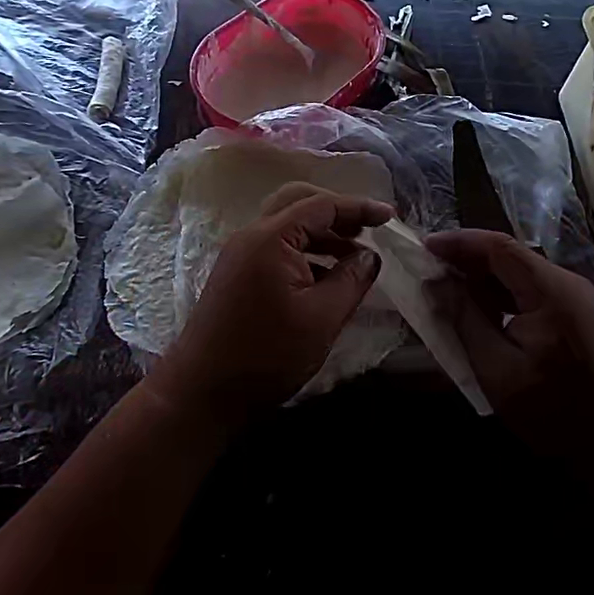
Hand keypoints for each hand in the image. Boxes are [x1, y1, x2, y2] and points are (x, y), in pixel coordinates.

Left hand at [148, 182, 391, 427]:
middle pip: (297, 203)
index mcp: (270, 238)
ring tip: (355, 256)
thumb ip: (350, 280)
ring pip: (285, 226)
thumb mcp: (321, 318)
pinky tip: (326, 277)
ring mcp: (239, 255)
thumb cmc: (266, 354)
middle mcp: (250, 236)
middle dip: (336, 213)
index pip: (320, 205)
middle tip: (369, 230)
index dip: (358, 208)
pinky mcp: (236, 275)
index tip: (390, 217)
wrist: (202, 391)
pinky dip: (303, 253)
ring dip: (321, 234)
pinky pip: (275, 249)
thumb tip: (370, 257)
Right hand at [425, 229, 593, 458]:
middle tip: (427, 267)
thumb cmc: (550, 409)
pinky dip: (496, 292)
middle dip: (465, 258)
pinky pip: (526, 289)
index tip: (424, 247)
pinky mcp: (570, 312)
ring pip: (515, 271)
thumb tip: (436, 283)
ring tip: (442, 286)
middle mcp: (565, 284)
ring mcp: (571, 297)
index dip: (458, 242)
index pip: (499, 247)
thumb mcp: (495, 367)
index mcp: (551, 292)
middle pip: (508, 255)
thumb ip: (464, 318)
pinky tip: (472, 307)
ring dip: (478, 276)